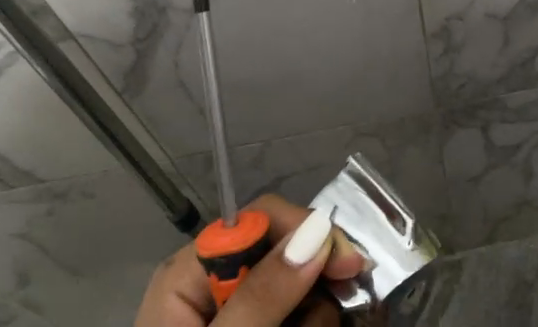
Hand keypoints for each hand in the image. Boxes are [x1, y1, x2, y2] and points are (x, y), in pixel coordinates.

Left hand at [134, 195, 366, 326]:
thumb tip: (317, 234)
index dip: (308, 232)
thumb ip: (261, 298)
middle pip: (290, 255)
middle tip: (338, 313)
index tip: (348, 267)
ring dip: (314, 322)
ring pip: (304, 295)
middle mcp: (216, 286)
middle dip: (316, 290)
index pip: (259, 220)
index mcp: (189, 275)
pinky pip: (303, 321)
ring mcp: (240, 318)